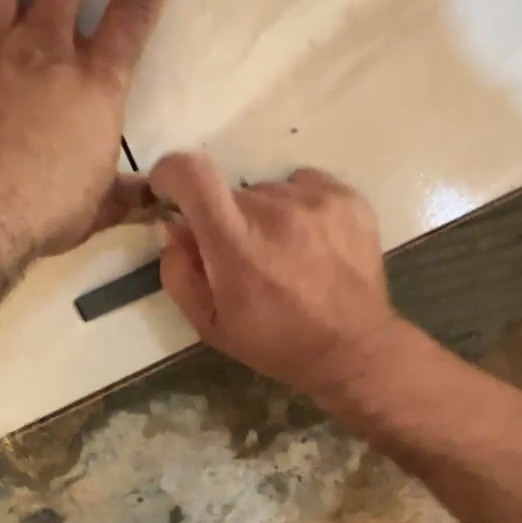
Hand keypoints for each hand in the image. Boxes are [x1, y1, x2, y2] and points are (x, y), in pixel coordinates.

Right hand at [151, 153, 401, 400]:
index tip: (170, 190)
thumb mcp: (210, 324)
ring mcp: (315, 200)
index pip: (192, 174)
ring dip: (267, 217)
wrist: (352, 349)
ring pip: (270, 192)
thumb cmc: (276, 342)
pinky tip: (312, 244)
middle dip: (228, 221)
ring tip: (287, 256)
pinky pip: (306, 186)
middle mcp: (275, 210)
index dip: (171, 173)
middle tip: (246, 258)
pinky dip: (300, 209)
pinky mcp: (347, 198)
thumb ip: (180, 272)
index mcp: (236, 243)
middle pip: (232, 194)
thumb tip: (176, 228)